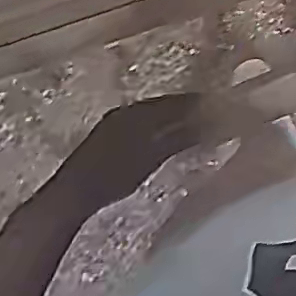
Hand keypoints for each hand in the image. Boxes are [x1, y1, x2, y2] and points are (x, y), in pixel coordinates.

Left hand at [41, 93, 202, 218]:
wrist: (74, 193)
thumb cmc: (116, 176)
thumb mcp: (154, 157)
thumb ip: (183, 139)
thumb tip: (211, 126)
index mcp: (139, 112)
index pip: (178, 101)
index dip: (200, 104)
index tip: (221, 107)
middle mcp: (127, 110)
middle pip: (166, 104)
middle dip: (190, 108)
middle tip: (213, 116)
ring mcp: (116, 121)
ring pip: (154, 112)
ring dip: (175, 117)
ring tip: (197, 125)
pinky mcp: (110, 133)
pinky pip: (143, 121)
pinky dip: (161, 125)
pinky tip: (169, 134)